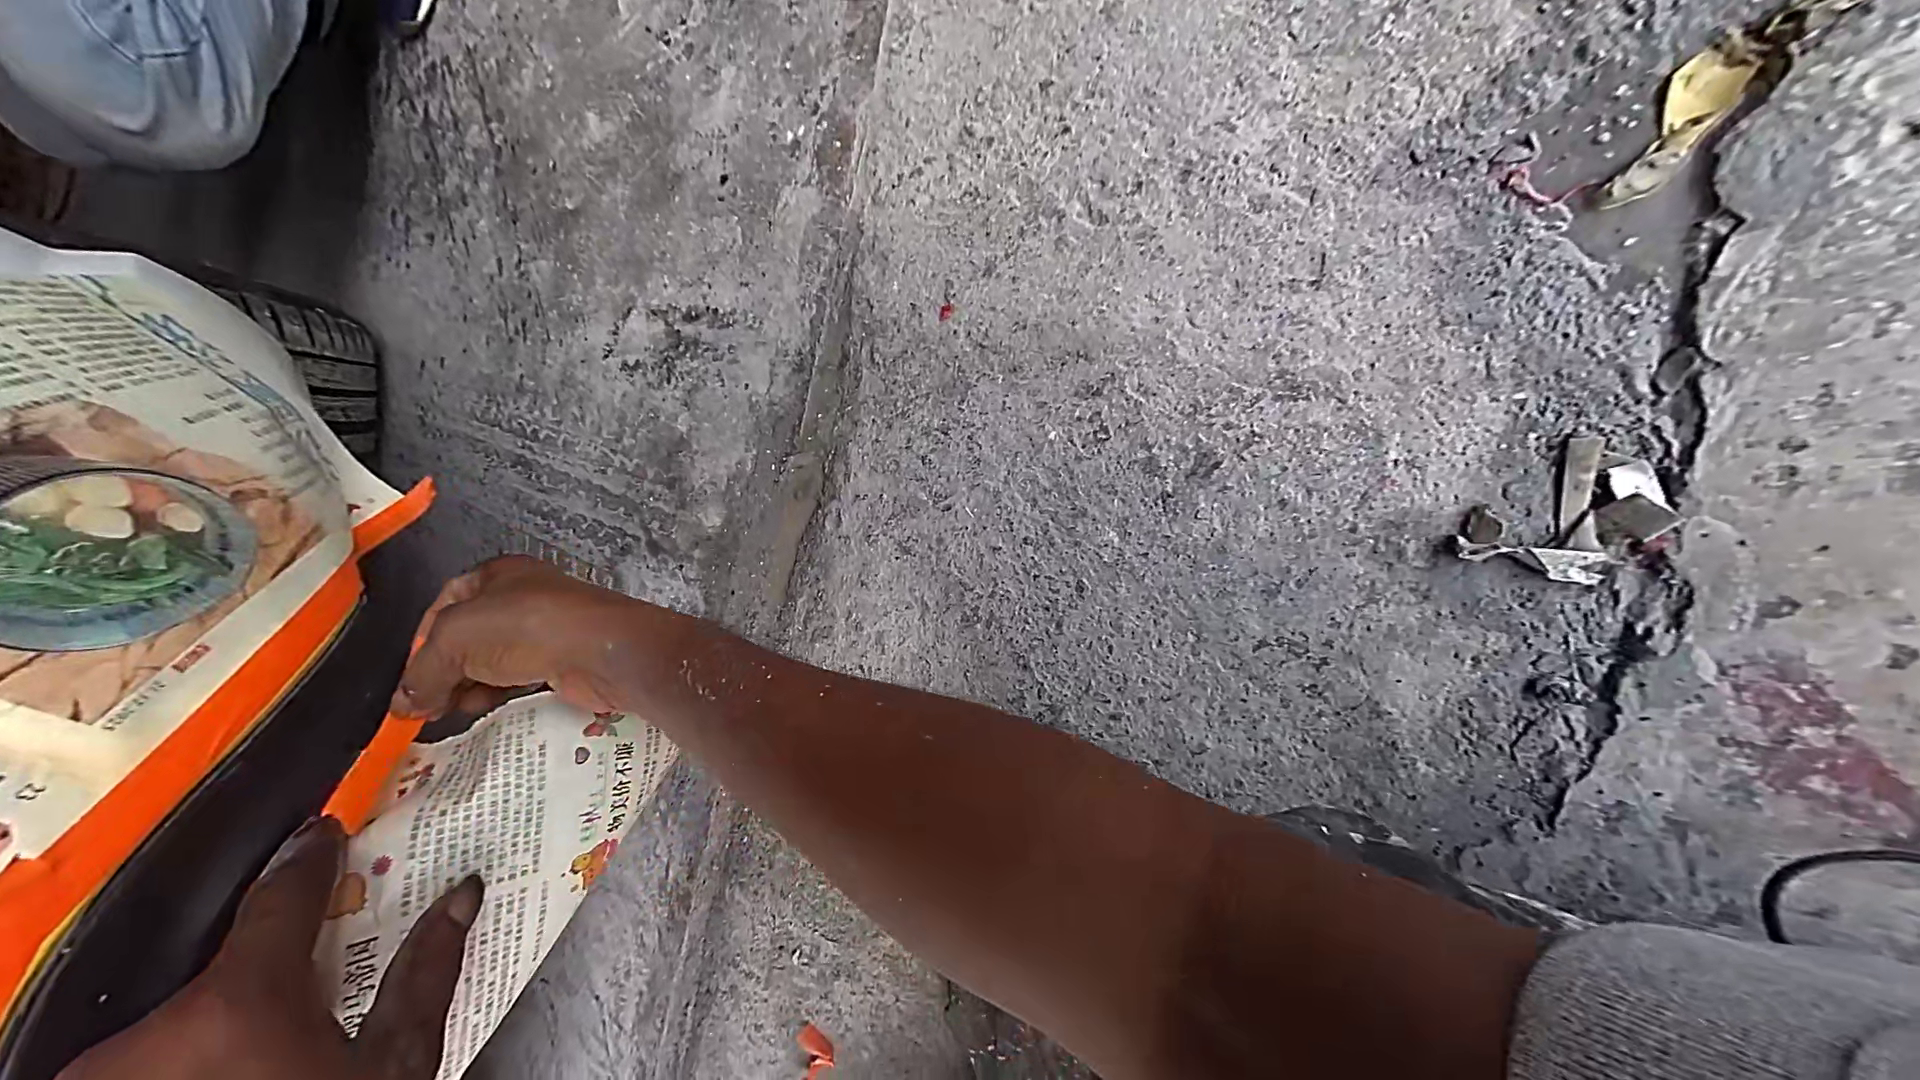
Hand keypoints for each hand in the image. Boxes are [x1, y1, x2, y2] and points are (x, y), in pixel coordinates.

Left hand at [58, 818, 481, 1079]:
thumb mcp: (395, 1065)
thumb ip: (428, 971)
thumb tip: (462, 899)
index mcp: (240, 1005)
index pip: (282, 897)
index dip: (309, 856)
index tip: (321, 834)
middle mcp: (147, 1039)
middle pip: (226, 965)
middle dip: (271, 965)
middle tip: (314, 972)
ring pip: (174, 1019)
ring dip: (221, 1018)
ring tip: (265, 1048)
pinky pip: (135, 1063)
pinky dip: (180, 1058)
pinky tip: (226, 1077)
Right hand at [391, 556, 644, 720]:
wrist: (602, 650)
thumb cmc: (528, 627)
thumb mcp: (454, 639)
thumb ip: (422, 672)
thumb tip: (405, 705)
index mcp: (500, 574)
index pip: (444, 604)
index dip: (421, 640)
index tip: (408, 676)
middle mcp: (525, 597)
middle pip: (469, 636)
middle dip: (443, 670)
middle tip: (424, 705)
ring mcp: (548, 629)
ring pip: (494, 660)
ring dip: (468, 686)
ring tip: (449, 712)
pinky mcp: (564, 660)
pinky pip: (521, 678)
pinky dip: (499, 693)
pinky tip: (484, 710)